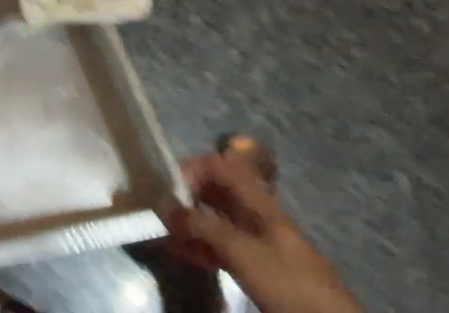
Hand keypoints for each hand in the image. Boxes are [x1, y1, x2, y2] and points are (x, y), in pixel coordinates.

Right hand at [158, 153, 362, 312]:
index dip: (193, 168)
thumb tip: (162, 204)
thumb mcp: (241, 251)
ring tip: (165, 234)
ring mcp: (258, 244)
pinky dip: (200, 247)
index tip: (170, 187)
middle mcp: (258, 217)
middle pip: (217, 194)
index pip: (222, 167)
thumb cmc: (288, 281)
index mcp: (260, 204)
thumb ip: (200, 226)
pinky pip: (222, 248)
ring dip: (190, 225)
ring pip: (216, 223)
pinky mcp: (258, 269)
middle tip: (161, 211)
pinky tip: (180, 253)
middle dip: (187, 197)